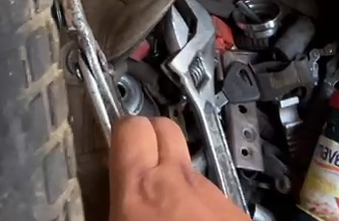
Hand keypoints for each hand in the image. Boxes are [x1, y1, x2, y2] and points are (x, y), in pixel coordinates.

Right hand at [108, 116, 250, 220]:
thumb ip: (115, 205)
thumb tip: (100, 206)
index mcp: (140, 188)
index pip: (129, 126)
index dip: (122, 132)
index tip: (115, 143)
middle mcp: (180, 182)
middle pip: (164, 129)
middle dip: (151, 140)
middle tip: (140, 167)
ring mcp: (214, 195)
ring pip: (191, 166)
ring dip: (178, 179)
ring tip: (168, 209)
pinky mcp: (239, 212)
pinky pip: (215, 194)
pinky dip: (203, 205)